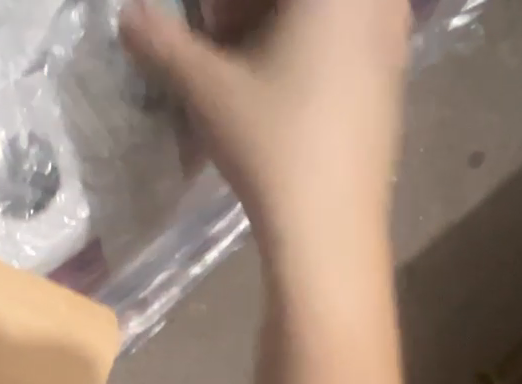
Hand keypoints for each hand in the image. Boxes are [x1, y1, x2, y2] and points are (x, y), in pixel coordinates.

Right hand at [121, 0, 412, 245]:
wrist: (330, 224)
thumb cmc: (272, 145)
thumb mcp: (207, 92)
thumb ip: (164, 45)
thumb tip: (128, 16)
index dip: (225, 6)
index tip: (208, 29)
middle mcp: (374, 0)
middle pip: (295, 1)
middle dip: (250, 12)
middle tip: (219, 42)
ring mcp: (392, 36)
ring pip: (325, 14)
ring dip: (278, 30)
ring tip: (246, 72)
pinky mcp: (393, 76)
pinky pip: (347, 38)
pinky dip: (310, 50)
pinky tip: (281, 97)